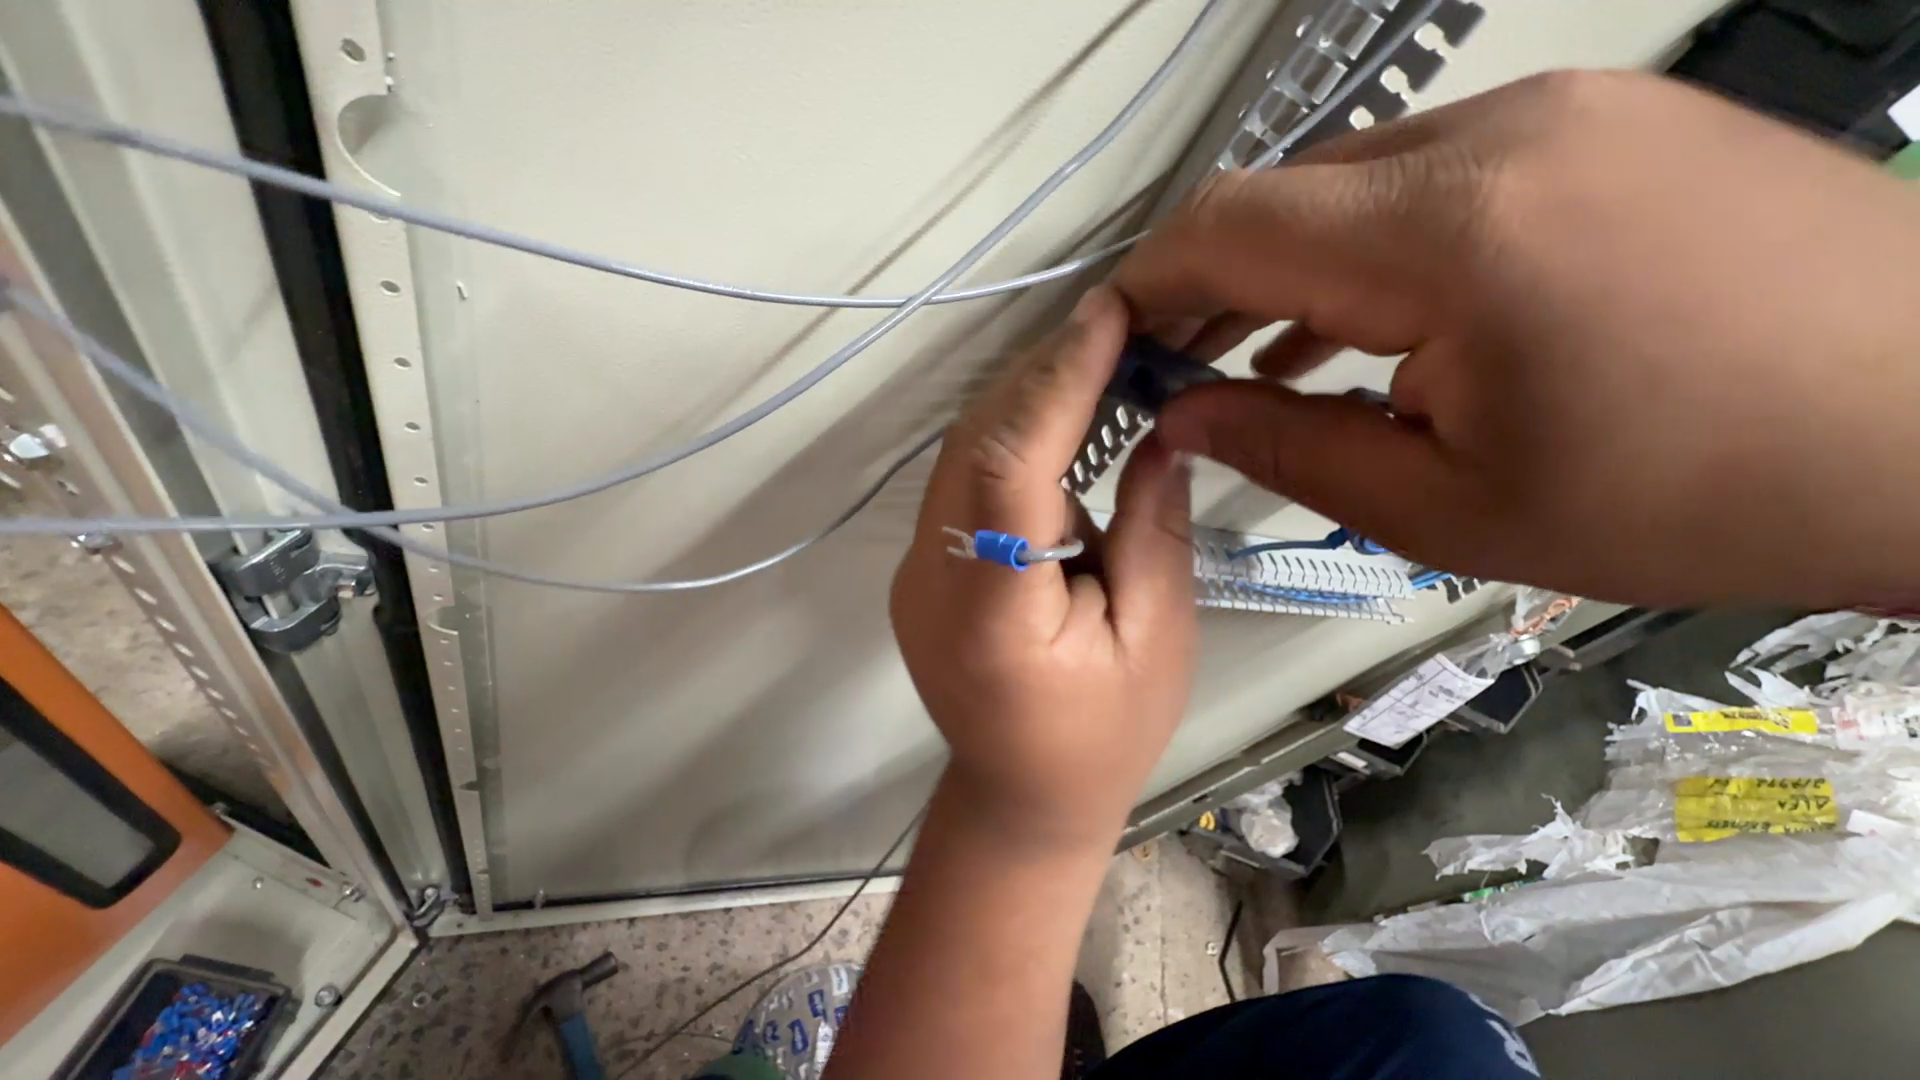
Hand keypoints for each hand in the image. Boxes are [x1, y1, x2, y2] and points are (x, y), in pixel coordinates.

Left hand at [891, 285, 1193, 845]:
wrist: (1020, 796)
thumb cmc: (1103, 737)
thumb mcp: (1156, 642)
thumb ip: (1151, 532)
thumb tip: (1159, 431)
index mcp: (993, 613)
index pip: (1010, 471)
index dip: (1056, 385)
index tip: (1104, 316)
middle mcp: (931, 580)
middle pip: (973, 447)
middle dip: (1041, 375)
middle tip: (1111, 321)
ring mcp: (914, 573)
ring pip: (959, 455)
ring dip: (1024, 398)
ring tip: (1094, 354)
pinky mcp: (919, 569)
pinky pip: (959, 482)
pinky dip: (1008, 437)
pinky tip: (1057, 416)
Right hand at [1113, 70, 1919, 610]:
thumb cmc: (1686, 497)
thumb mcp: (1447, 508)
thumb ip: (1286, 450)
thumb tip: (1180, 417)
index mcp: (1451, 232)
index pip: (1232, 227)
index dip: (1149, 283)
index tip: (1111, 344)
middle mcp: (1497, 132)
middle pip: (1284, 192)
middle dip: (1208, 278)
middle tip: (1173, 366)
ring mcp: (1562, 111)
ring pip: (1355, 180)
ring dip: (1286, 265)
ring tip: (1251, 356)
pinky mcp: (1607, 121)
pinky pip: (1436, 174)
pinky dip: (1369, 248)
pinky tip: (1360, 323)